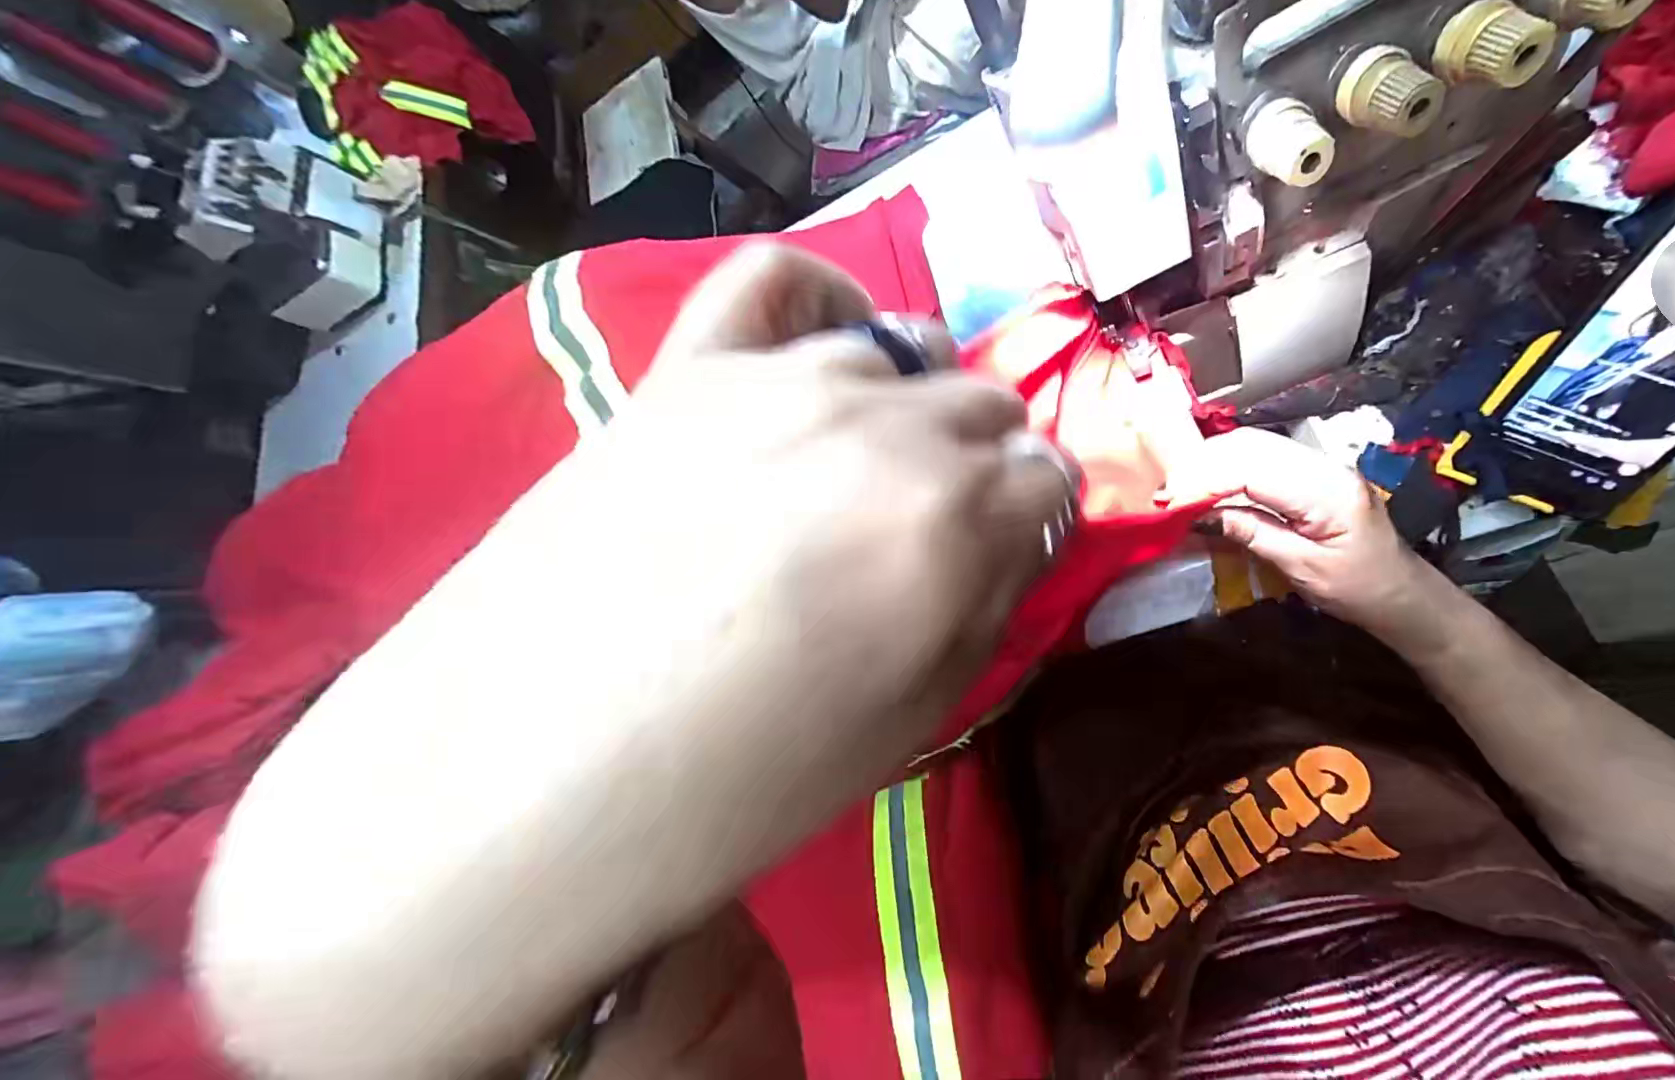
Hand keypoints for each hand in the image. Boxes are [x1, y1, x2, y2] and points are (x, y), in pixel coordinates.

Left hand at [192, 242, 1076, 1079]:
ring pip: (904, 352)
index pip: (1050, 478)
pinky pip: (776, 279)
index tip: (1007, 551)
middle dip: (983, 463)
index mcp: (956, 522)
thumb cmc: (748, 779)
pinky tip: (820, 349)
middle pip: (987, 405)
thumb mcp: (920, 713)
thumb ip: (992, 600)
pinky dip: (820, 302)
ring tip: (864, 466)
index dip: (1036, 519)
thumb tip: (1020, 530)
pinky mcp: (686, 367)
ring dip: (911, 408)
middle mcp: (887, 428)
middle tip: (934, 525)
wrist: (530, 781)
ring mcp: (780, 380)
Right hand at [1169, 428, 1442, 634]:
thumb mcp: (1302, 569)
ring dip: (1210, 461)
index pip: (1252, 470)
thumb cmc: (1358, 589)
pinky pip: (1260, 455)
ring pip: (1252, 444)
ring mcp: (1318, 464)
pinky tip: (1206, 482)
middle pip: (1250, 445)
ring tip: (1179, 488)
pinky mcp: (1309, 471)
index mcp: (1328, 491)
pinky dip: (1226, 465)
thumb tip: (1200, 515)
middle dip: (1201, 464)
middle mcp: (1324, 466)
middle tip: (1165, 493)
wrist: (1402, 592)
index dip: (1205, 480)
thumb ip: (1252, 534)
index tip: (1169, 501)